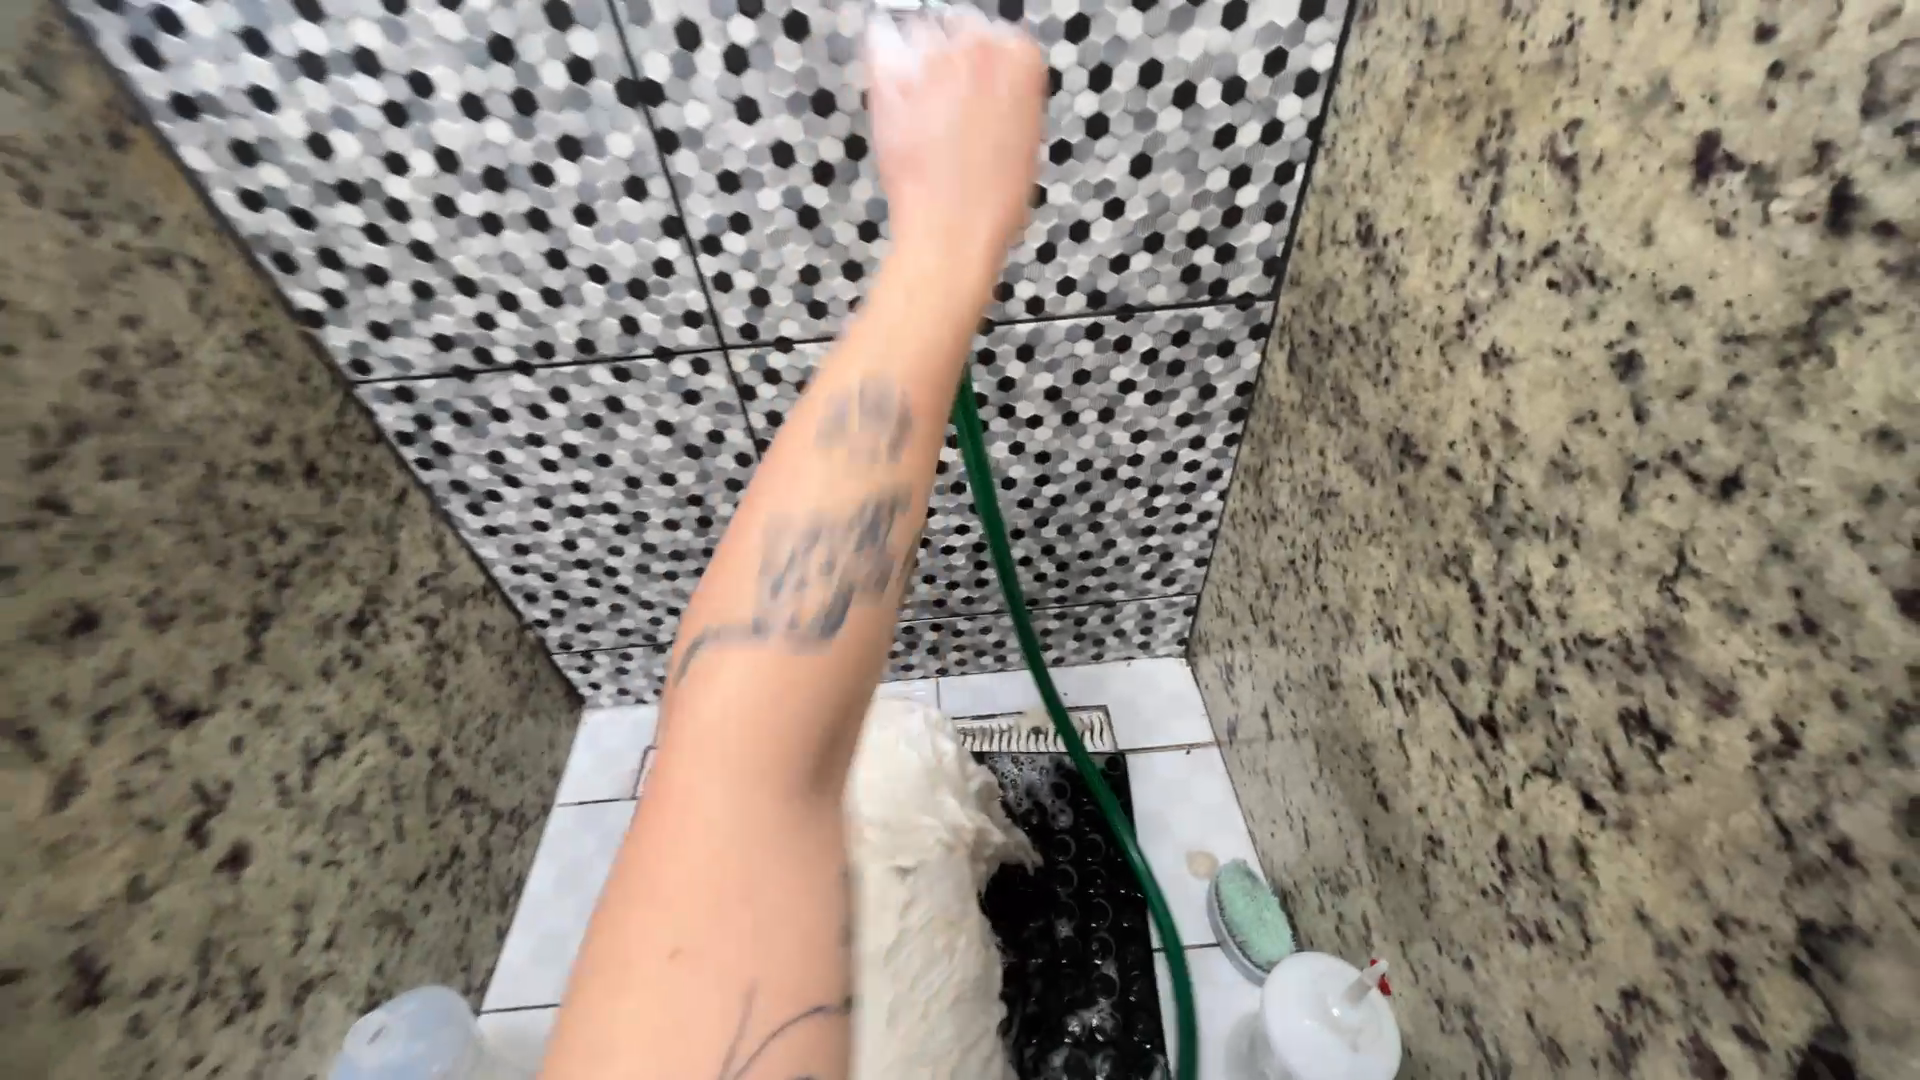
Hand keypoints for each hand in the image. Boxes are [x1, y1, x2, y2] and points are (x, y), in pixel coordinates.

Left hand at [867, 7, 1045, 283]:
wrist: (951, 235)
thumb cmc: (993, 206)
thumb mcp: (1027, 148)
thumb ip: (1012, 104)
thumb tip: (996, 95)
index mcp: (1021, 61)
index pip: (1001, 40)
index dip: (988, 72)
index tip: (982, 97)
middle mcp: (977, 47)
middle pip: (958, 29)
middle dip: (951, 63)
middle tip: (949, 110)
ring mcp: (930, 58)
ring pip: (919, 36)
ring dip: (918, 64)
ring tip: (921, 113)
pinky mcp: (889, 76)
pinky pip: (882, 46)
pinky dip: (886, 70)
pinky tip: (897, 106)